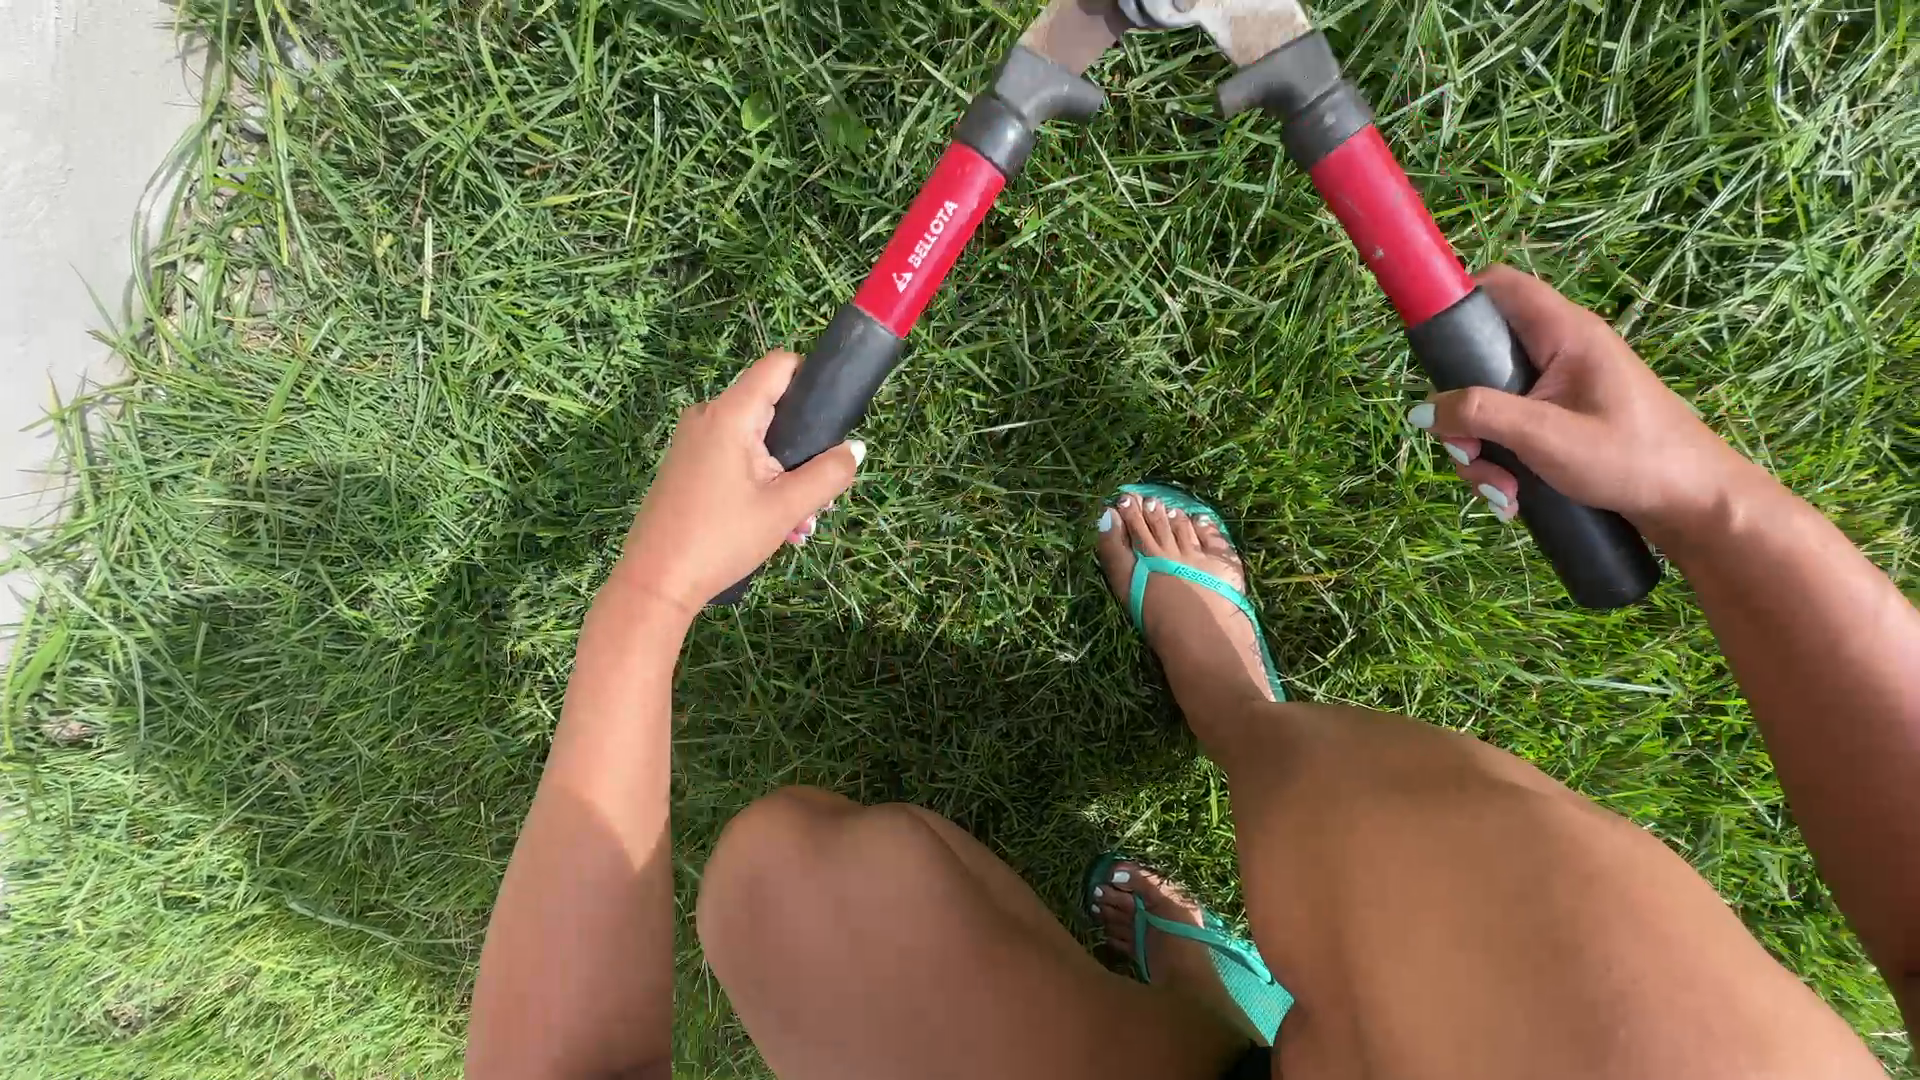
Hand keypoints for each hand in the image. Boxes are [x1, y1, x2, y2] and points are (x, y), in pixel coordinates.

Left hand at [611, 350, 863, 615]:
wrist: (656, 583)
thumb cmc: (721, 539)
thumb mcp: (785, 508)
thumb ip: (829, 474)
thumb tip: (856, 449)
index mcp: (730, 415)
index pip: (779, 366)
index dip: (812, 380)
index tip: (835, 417)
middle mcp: (708, 418)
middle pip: (772, 411)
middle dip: (804, 451)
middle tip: (822, 495)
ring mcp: (694, 443)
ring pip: (757, 444)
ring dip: (787, 479)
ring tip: (802, 526)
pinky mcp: (688, 467)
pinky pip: (737, 462)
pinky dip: (762, 487)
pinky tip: (778, 529)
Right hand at [1412, 265, 1762, 545]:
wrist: (1692, 504)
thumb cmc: (1632, 459)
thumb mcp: (1545, 437)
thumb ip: (1479, 415)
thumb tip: (1421, 410)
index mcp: (1565, 335)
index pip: (1500, 287)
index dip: (1456, 301)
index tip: (1426, 344)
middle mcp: (1555, 353)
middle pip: (1474, 364)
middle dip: (1459, 414)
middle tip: (1466, 450)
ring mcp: (1552, 389)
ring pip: (1481, 407)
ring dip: (1476, 452)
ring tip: (1500, 491)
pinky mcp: (1551, 419)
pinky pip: (1500, 432)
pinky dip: (1495, 465)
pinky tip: (1510, 496)